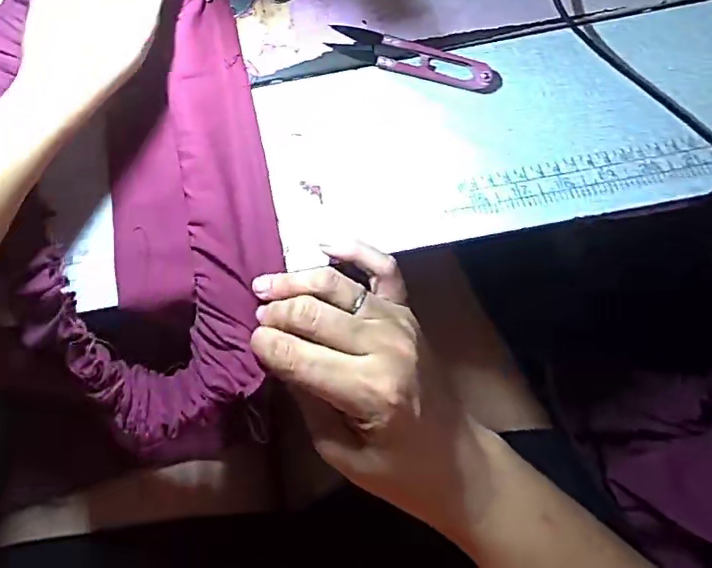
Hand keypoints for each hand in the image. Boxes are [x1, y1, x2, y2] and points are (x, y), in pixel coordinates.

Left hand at [8, 0, 181, 127]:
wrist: (58, 89)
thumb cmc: (108, 48)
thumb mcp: (145, 12)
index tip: (128, 23)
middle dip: (109, 4)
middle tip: (115, 35)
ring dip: (91, 15)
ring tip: (96, 44)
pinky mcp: (30, 14)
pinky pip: (62, 13)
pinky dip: (71, 26)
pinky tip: (76, 48)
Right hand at [250, 241, 490, 530]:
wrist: (461, 463)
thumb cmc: (398, 469)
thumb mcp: (340, 453)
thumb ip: (305, 399)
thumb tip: (273, 353)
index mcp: (371, 390)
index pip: (299, 355)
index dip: (265, 345)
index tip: (250, 343)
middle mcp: (385, 345)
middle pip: (312, 313)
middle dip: (274, 314)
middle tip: (256, 319)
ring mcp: (398, 320)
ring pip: (333, 283)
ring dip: (293, 281)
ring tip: (264, 287)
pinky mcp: (406, 309)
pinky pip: (382, 267)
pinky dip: (353, 249)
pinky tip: (323, 243)